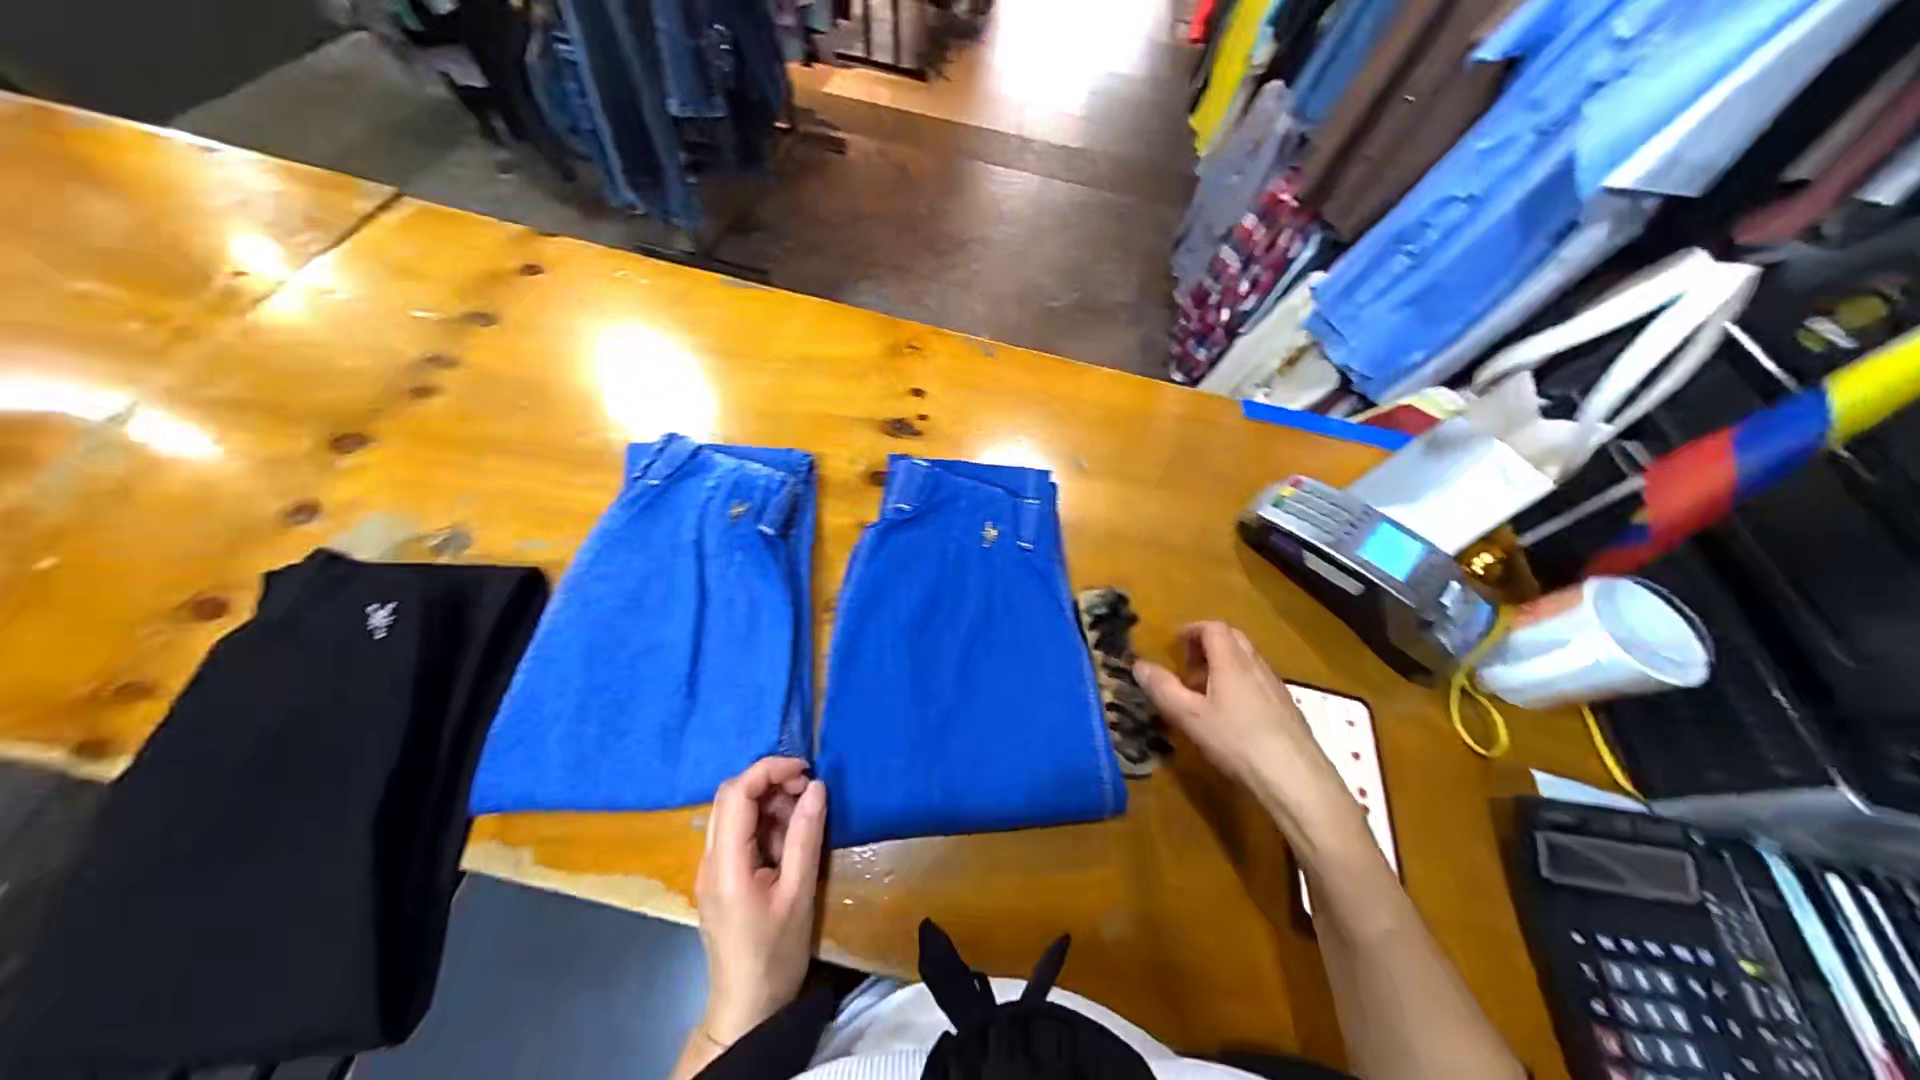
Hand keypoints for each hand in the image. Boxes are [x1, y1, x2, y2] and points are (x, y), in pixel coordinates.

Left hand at [694, 756, 826, 1046]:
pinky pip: (739, 834)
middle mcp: (709, 859)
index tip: (805, 770)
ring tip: (804, 818)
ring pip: (734, 813)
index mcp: (725, 862)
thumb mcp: (799, 892)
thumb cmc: (775, 952)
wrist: (747, 1008)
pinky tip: (789, 840)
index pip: (736, 793)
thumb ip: (805, 835)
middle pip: (730, 797)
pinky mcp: (720, 878)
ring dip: (769, 803)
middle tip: (807, 792)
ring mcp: (711, 869)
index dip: (769, 770)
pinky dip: (765, 824)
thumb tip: (816, 787)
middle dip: (770, 782)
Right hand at [1135, 622, 1364, 851]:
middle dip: (1207, 644)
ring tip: (1206, 693)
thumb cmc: (1236, 741)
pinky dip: (1240, 683)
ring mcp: (1275, 686)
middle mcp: (1256, 666)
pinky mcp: (1287, 707)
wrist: (1295, 777)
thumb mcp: (1188, 716)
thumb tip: (1139, 664)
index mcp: (1231, 662)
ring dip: (1223, 664)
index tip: (1174, 645)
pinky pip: (1259, 680)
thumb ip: (1162, 688)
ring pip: (1247, 660)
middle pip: (1233, 639)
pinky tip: (1232, 715)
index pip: (1213, 628)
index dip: (1192, 630)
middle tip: (1188, 667)